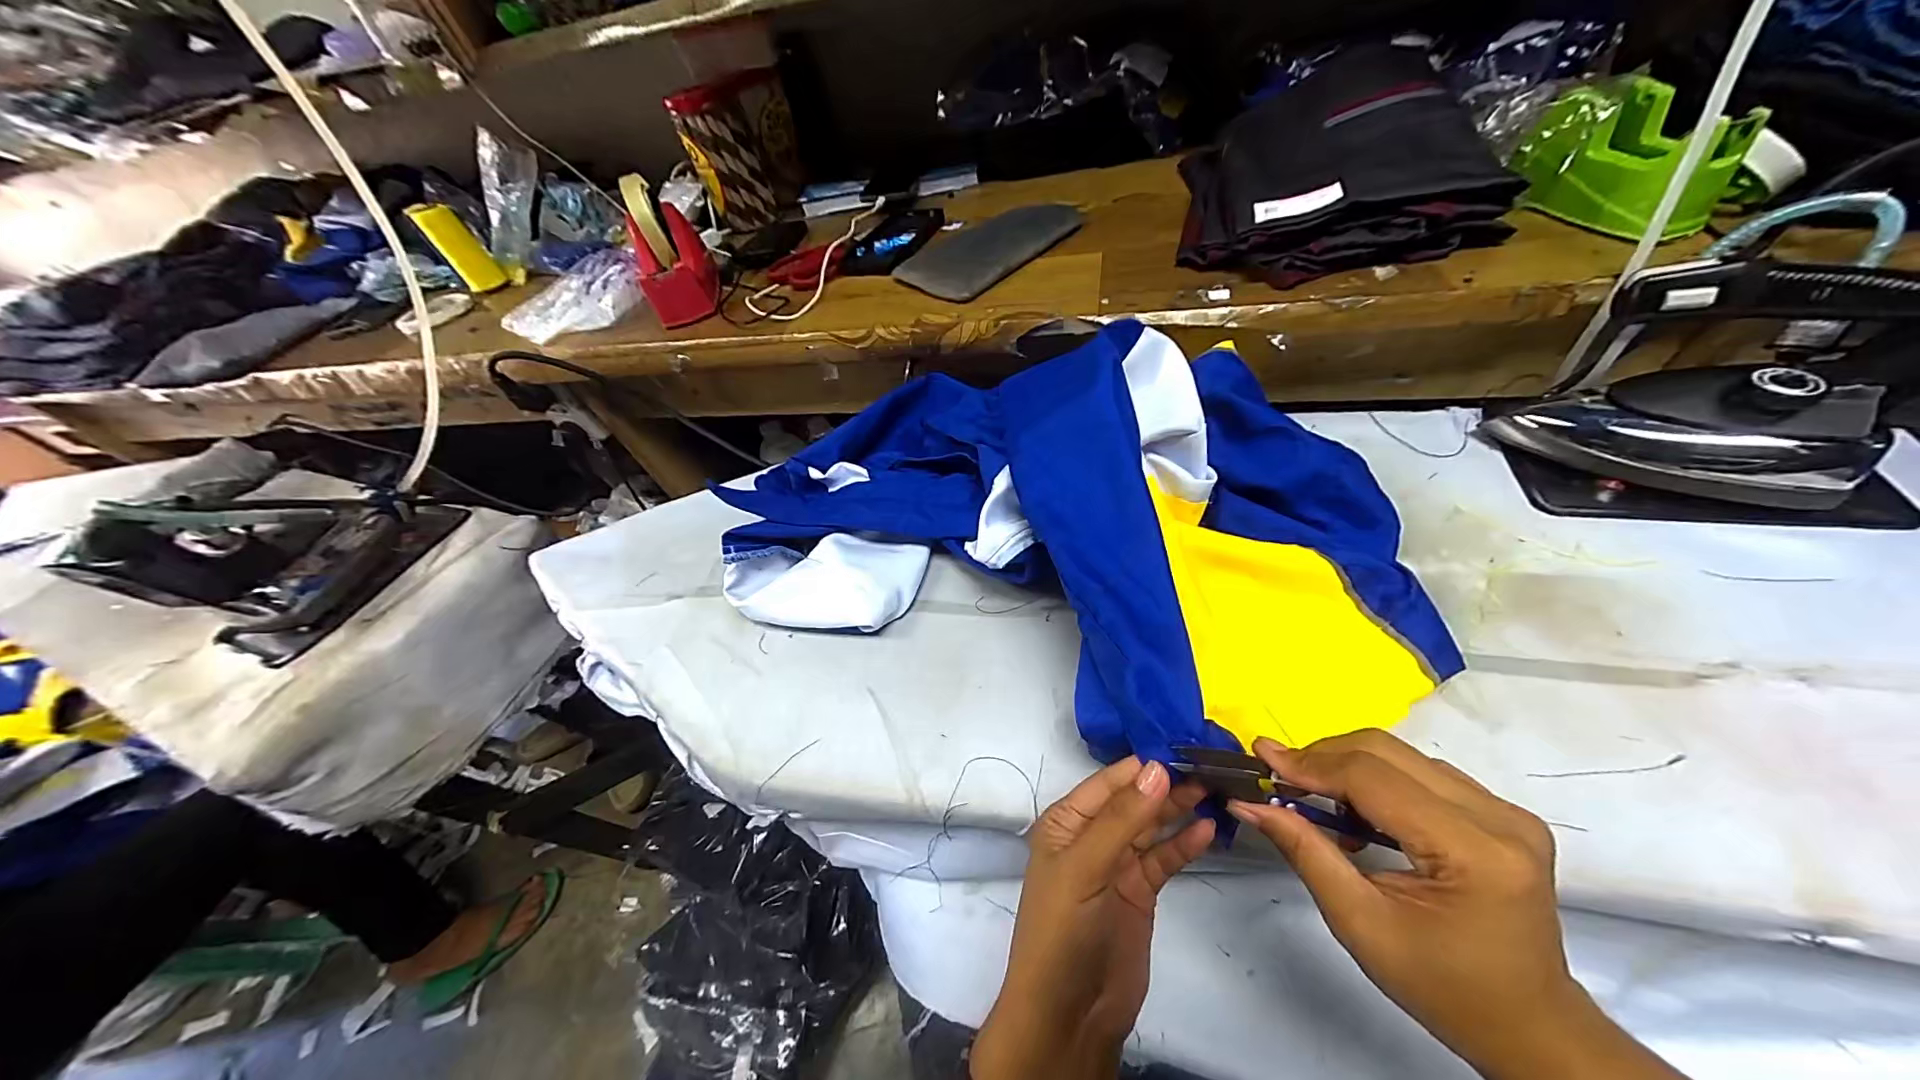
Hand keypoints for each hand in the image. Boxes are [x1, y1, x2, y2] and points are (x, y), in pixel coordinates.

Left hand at [971, 758, 1214, 1079]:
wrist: (1069, 1011)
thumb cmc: (1062, 930)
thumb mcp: (1085, 867)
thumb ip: (1123, 819)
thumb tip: (1158, 768)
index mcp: (1066, 822)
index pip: (1108, 782)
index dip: (1143, 765)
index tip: (1184, 745)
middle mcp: (1091, 837)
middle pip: (1134, 802)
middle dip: (1167, 785)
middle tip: (1210, 766)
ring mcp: (1117, 865)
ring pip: (1152, 826)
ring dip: (1180, 809)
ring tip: (1216, 789)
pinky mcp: (1139, 892)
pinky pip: (1164, 858)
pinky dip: (1185, 843)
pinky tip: (1209, 829)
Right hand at [1229, 732, 1685, 1079]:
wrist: (1525, 1025)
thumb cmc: (1439, 985)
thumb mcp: (1358, 922)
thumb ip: (1305, 851)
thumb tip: (1248, 802)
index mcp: (1473, 852)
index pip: (1374, 780)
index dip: (1311, 764)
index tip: (1260, 758)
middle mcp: (1500, 819)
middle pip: (1389, 753)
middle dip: (1323, 757)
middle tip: (1279, 776)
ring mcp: (1508, 813)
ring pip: (1402, 755)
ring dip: (1347, 766)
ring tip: (1313, 798)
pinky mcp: (1503, 814)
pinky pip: (1421, 772)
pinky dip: (1376, 779)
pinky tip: (1357, 812)